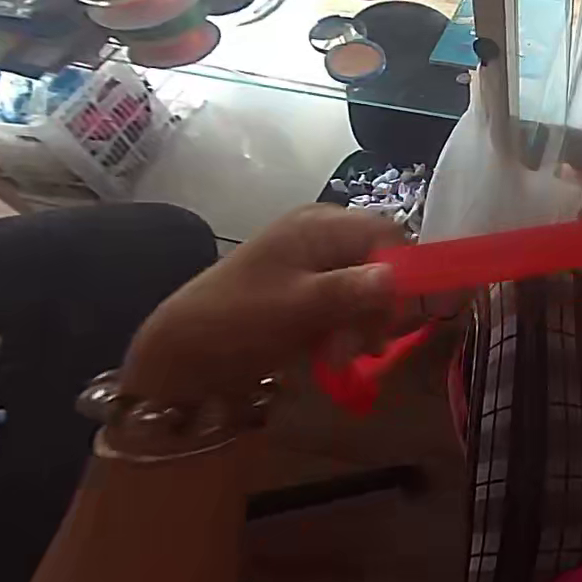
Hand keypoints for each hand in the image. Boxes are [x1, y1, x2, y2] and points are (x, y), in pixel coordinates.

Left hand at [119, 206, 405, 402]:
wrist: (181, 353)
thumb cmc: (237, 319)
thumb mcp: (296, 307)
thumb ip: (349, 291)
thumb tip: (396, 278)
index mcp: (319, 225)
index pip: (385, 234)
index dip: (401, 271)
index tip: (394, 316)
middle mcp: (323, 235)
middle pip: (379, 262)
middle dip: (377, 307)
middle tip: (366, 347)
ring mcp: (315, 262)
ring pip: (367, 288)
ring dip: (362, 324)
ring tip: (340, 357)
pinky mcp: (309, 289)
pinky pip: (347, 303)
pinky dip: (347, 329)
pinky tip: (334, 353)